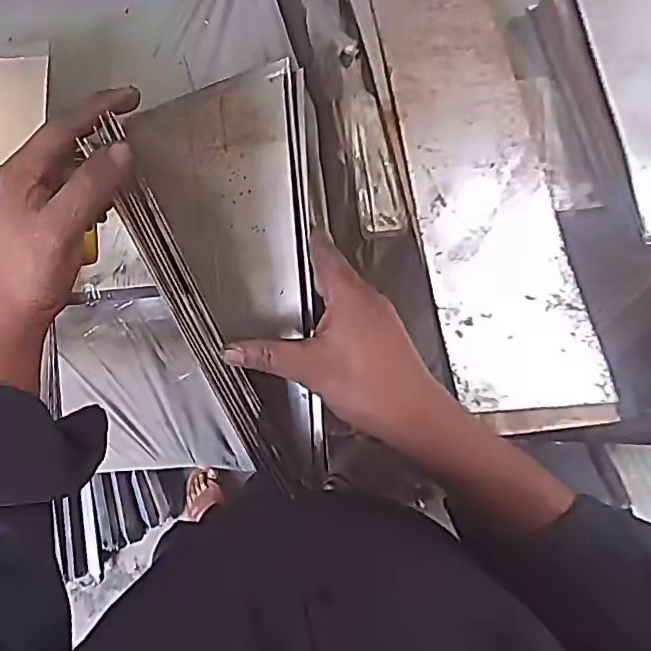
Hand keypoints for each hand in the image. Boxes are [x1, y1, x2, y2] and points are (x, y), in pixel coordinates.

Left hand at [0, 87, 138, 392]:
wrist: (18, 310)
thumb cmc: (28, 273)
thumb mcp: (62, 225)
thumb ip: (91, 185)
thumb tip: (119, 151)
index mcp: (22, 174)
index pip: (63, 127)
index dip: (96, 108)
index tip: (126, 98)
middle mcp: (27, 180)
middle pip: (67, 140)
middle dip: (99, 126)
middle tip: (129, 114)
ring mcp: (37, 198)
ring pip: (73, 163)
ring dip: (100, 156)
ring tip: (125, 155)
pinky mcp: (48, 216)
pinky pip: (76, 187)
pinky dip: (97, 183)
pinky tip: (110, 195)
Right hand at [224, 232, 574, 530]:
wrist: (415, 419)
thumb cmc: (376, 389)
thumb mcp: (308, 368)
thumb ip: (267, 355)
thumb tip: (236, 350)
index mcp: (350, 296)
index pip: (325, 255)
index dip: (308, 242)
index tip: (299, 231)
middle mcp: (370, 301)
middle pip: (335, 274)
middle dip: (311, 273)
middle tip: (291, 271)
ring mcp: (382, 319)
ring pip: (348, 297)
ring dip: (325, 299)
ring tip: (302, 308)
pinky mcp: (387, 338)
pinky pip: (358, 317)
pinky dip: (338, 320)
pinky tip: (327, 342)